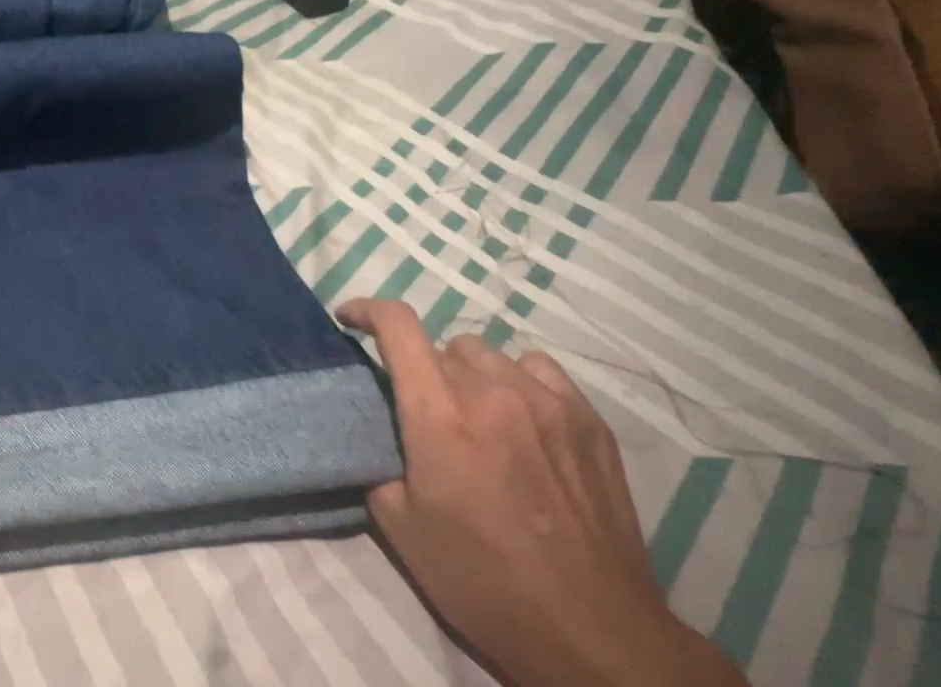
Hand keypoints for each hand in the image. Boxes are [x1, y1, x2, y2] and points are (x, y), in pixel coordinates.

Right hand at [339, 299, 746, 686]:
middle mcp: (494, 392)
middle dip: (423, 370)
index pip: (398, 327)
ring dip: (470, 376)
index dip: (366, 310)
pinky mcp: (590, 422)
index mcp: (439, 415)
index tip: (349, 320)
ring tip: (474, 419)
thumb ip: (380, 460)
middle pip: (443, 345)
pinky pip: (540, 372)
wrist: (589, 629)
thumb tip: (381, 434)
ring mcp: (549, 402)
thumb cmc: (480, 580)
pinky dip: (517, 383)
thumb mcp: (400, 525)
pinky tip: (521, 423)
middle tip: (423, 414)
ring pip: (491, 355)